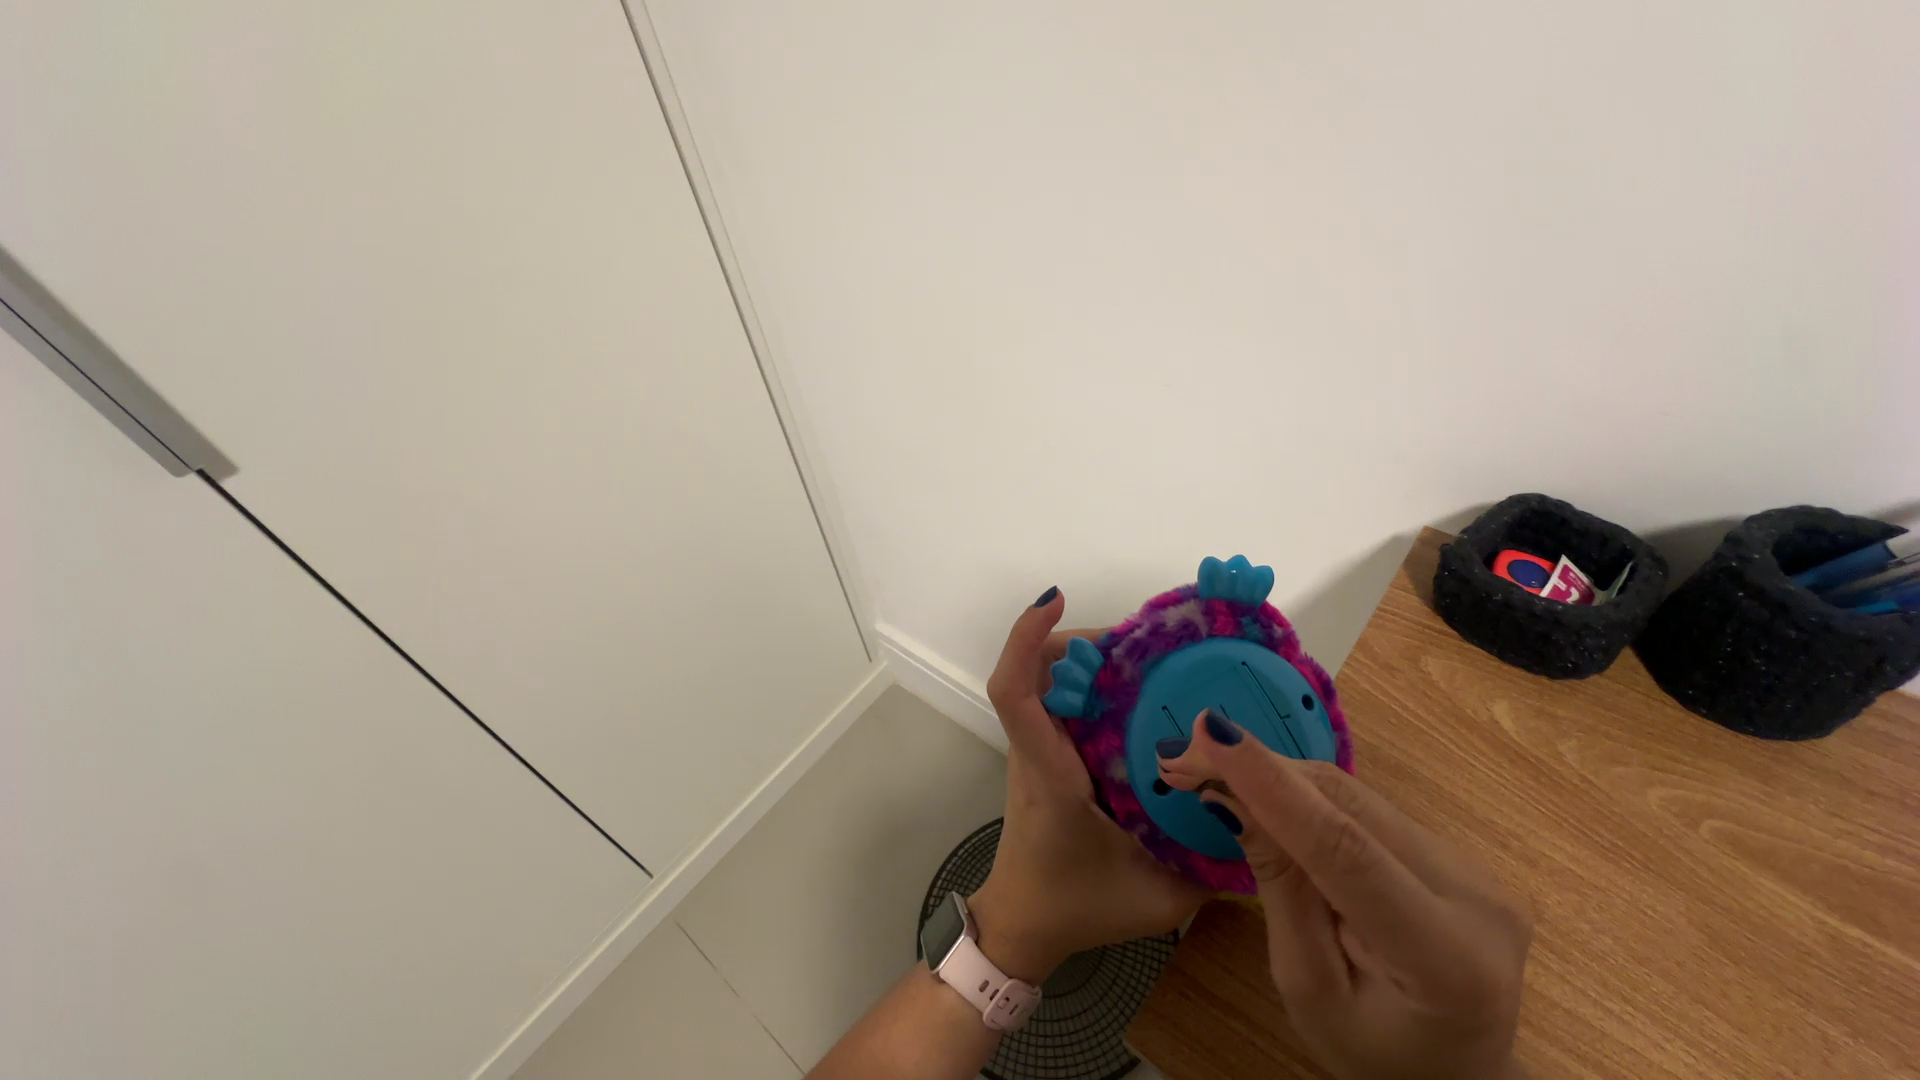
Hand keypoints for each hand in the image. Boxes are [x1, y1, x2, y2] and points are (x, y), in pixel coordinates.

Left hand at [966, 589, 1209, 981]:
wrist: (1024, 922)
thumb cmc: (1077, 907)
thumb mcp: (1155, 897)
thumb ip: (1213, 866)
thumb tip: (1269, 820)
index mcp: (1053, 775)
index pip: (1016, 696)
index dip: (1025, 639)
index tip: (1055, 599)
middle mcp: (1039, 750)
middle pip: (1042, 668)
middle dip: (1090, 639)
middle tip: (1153, 641)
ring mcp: (1040, 749)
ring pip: (1053, 678)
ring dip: (1098, 658)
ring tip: (1160, 663)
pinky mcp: (1050, 753)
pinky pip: (1067, 701)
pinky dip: (1100, 684)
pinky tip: (1151, 697)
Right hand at [1159, 709, 1531, 1079]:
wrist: (1455, 1075)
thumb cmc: (1371, 1054)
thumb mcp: (1306, 987)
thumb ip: (1279, 889)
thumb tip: (1229, 799)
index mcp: (1444, 956)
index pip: (1344, 848)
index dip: (1271, 784)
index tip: (1210, 733)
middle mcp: (1475, 895)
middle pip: (1348, 807)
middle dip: (1259, 770)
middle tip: (1181, 754)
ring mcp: (1474, 866)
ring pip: (1354, 795)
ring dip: (1276, 775)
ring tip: (1208, 766)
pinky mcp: (1456, 851)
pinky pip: (1366, 806)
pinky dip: (1306, 793)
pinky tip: (1262, 789)